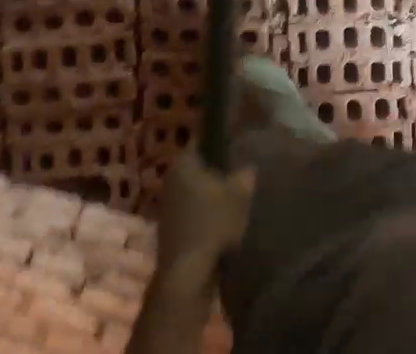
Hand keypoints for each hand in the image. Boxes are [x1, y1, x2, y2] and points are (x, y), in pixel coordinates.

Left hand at [156, 149, 255, 275]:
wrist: (187, 273)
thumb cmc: (213, 224)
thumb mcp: (239, 195)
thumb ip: (246, 176)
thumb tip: (248, 168)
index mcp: (183, 163)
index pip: (203, 143)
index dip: (221, 145)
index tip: (239, 152)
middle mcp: (170, 180)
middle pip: (199, 169)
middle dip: (219, 174)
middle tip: (242, 179)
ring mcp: (167, 206)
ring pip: (196, 193)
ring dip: (212, 198)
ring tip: (237, 205)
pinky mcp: (170, 229)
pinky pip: (193, 214)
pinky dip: (206, 217)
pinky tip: (224, 227)